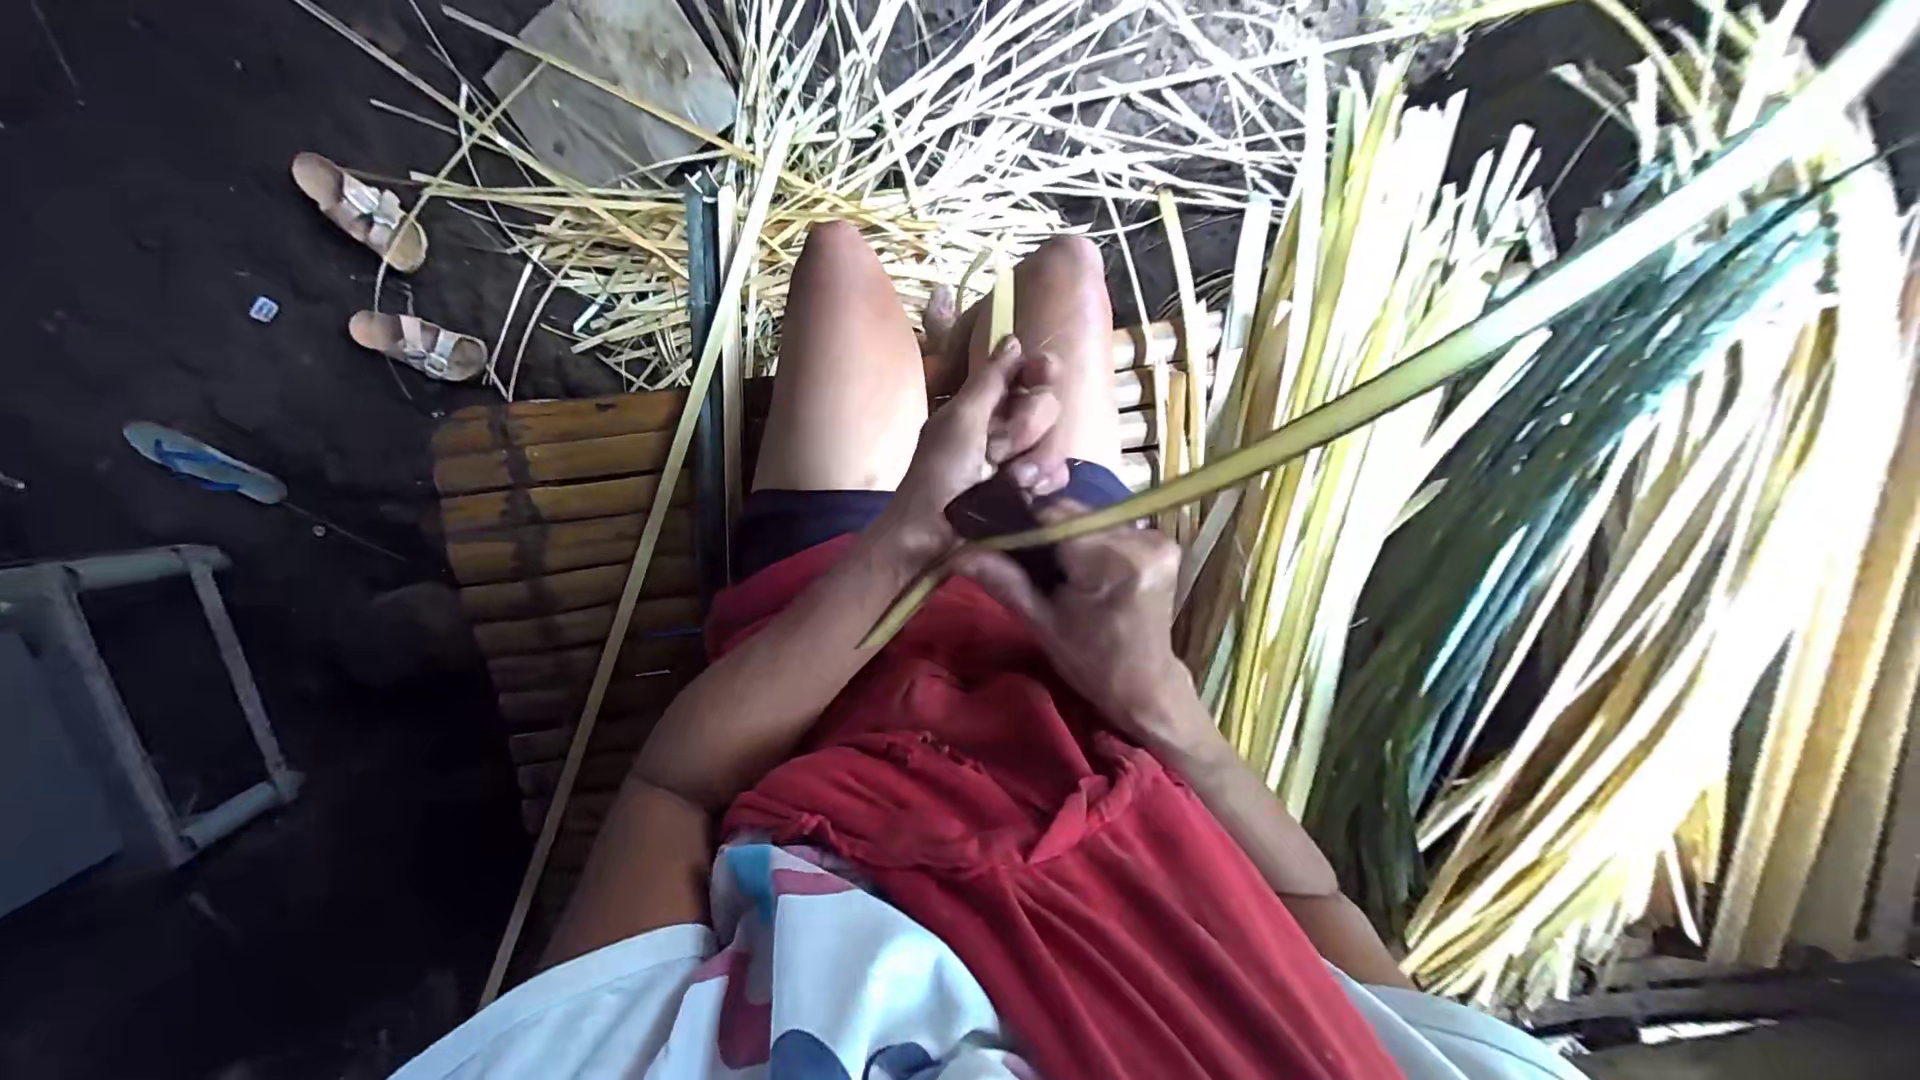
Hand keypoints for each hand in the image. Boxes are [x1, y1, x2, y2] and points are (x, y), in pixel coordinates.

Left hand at [874, 334, 1070, 558]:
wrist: (933, 537)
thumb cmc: (939, 474)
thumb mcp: (961, 419)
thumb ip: (991, 379)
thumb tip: (1012, 337)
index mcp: (984, 405)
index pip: (1027, 374)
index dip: (1040, 370)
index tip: (1045, 373)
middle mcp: (1006, 427)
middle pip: (1046, 407)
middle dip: (1024, 429)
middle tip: (996, 451)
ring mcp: (1020, 460)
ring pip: (1055, 443)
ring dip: (1032, 460)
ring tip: (1008, 480)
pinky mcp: (1031, 491)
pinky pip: (1057, 475)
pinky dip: (1040, 483)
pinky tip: (1024, 492)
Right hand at [950, 500, 1212, 753]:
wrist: (1144, 683)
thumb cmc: (1090, 660)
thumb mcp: (1041, 621)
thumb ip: (1003, 579)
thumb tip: (958, 552)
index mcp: (1113, 561)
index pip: (1055, 516)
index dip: (1024, 524)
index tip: (1004, 540)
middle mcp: (1142, 540)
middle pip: (1075, 514)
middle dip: (1047, 531)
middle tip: (1029, 561)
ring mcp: (1157, 539)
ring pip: (1092, 517)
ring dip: (1070, 534)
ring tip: (1057, 566)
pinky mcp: (1163, 542)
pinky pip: (1112, 526)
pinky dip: (1092, 539)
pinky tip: (1083, 564)